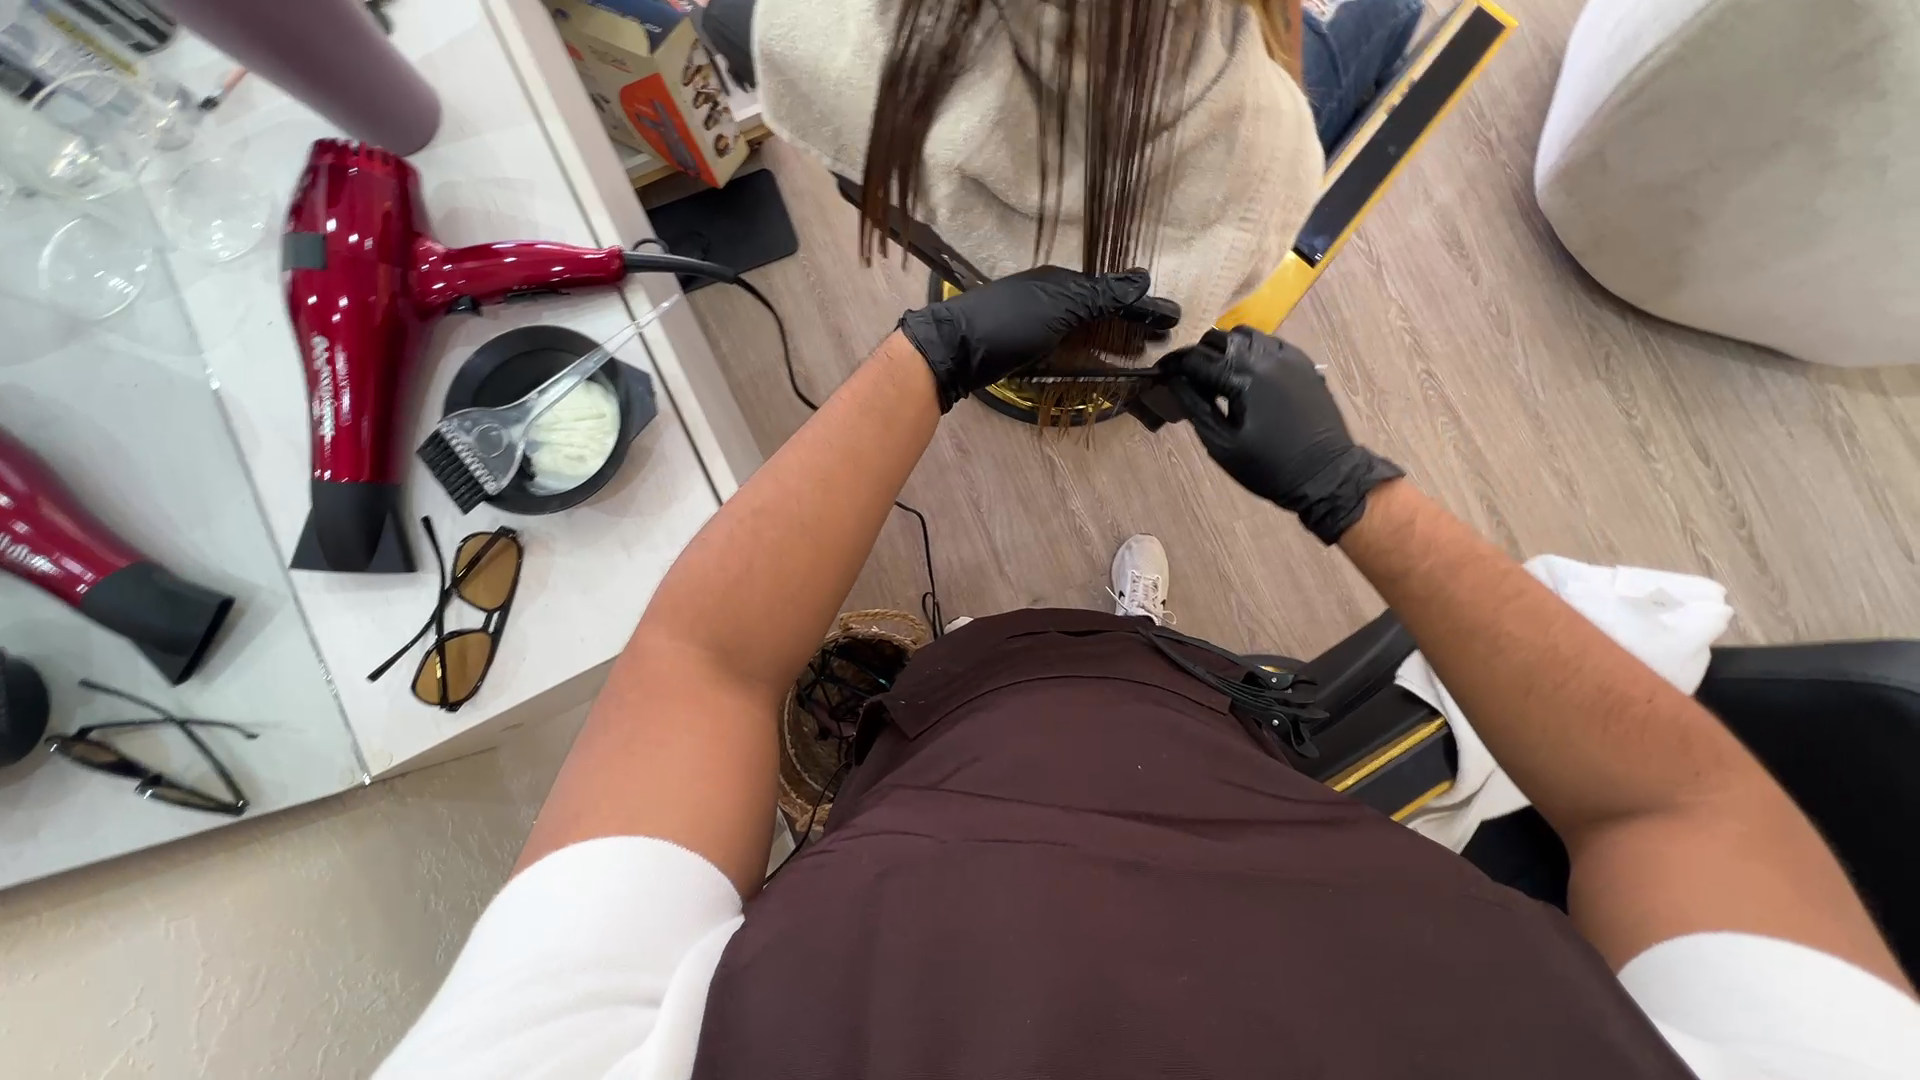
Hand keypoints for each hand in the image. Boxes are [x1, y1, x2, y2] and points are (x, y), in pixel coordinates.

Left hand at [898, 266, 1176, 411]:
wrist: (955, 351)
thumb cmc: (1008, 323)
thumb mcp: (1059, 306)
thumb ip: (1099, 296)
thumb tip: (1142, 279)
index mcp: (1061, 283)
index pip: (1111, 292)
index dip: (1139, 306)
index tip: (1168, 319)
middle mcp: (1050, 298)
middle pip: (1098, 310)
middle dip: (1128, 323)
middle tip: (1156, 340)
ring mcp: (1035, 322)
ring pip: (1082, 329)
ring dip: (1109, 339)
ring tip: (1135, 352)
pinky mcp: (1022, 346)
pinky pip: (1064, 346)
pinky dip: (1085, 351)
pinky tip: (1094, 361)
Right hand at [1163, 327, 1402, 543]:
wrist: (1324, 474)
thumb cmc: (1267, 466)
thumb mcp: (1221, 444)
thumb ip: (1195, 407)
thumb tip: (1174, 380)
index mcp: (1243, 377)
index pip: (1197, 359)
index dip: (1174, 364)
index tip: (1161, 373)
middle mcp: (1265, 357)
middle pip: (1219, 338)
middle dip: (1198, 354)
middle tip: (1188, 377)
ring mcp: (1288, 356)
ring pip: (1245, 334)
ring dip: (1224, 348)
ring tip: (1216, 372)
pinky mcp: (1303, 362)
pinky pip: (1269, 342)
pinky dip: (1250, 350)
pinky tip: (1246, 373)